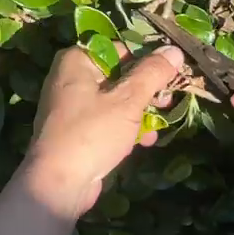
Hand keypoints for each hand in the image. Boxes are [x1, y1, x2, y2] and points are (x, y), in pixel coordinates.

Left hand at [18, 44, 183, 219]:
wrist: (58, 184)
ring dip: (139, 113)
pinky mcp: (77, 131)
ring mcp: (72, 106)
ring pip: (115, 100)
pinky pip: (106, 120)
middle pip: (119, 75)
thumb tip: (175, 50)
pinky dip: (125, 128)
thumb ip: (152, 74)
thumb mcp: (128, 100)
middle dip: (146, 92)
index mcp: (76, 60)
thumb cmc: (92, 133)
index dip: (148, 62)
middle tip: (167, 103)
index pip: (121, 50)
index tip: (170, 76)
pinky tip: (144, 142)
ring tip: (158, 126)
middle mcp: (70, 78)